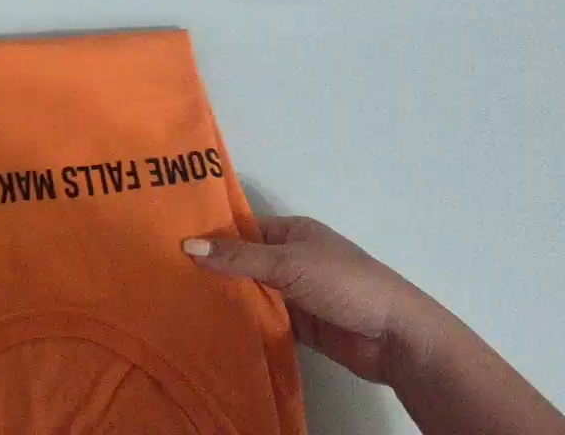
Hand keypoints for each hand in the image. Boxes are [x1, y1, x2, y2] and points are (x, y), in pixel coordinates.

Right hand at [185, 216, 446, 384]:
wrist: (396, 338)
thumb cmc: (343, 283)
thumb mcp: (287, 263)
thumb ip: (237, 258)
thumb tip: (186, 245)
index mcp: (292, 232)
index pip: (242, 227)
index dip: (211, 232)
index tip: (172, 238)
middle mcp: (292, 258)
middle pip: (245, 259)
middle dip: (215, 266)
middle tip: (168, 269)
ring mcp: (297, 292)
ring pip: (253, 289)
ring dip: (229, 294)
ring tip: (180, 295)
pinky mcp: (301, 325)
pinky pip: (265, 317)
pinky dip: (245, 319)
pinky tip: (213, 321)